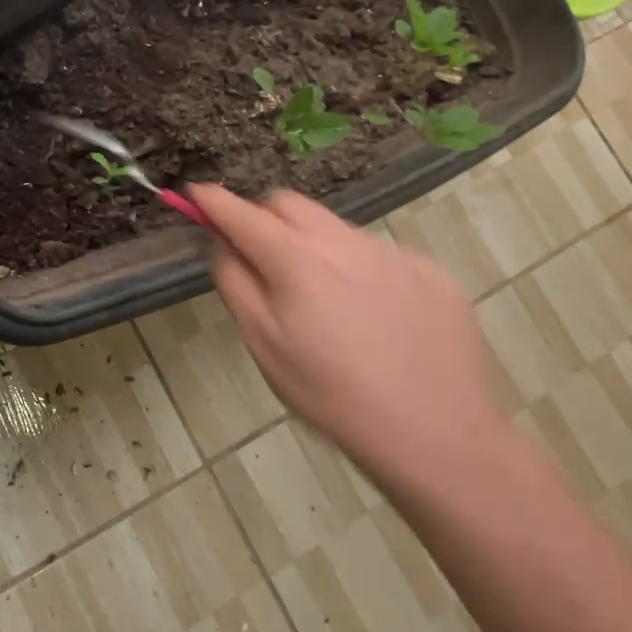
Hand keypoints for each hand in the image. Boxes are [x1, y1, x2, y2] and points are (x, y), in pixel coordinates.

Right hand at [189, 185, 509, 480]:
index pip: (241, 212)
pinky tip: (368, 317)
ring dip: (311, 244)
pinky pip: (377, 256)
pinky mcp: (433, 276)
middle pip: (289, 204)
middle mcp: (346, 243)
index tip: (194, 195)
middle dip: (261, 216)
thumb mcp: (260, 340)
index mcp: (296, 259)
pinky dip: (357, 269)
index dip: (211, 200)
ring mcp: (396, 256)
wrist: (438, 436)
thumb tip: (223, 243)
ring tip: (318, 297)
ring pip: (334, 229)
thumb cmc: (330, 393)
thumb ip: (234, 280)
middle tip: (253, 252)